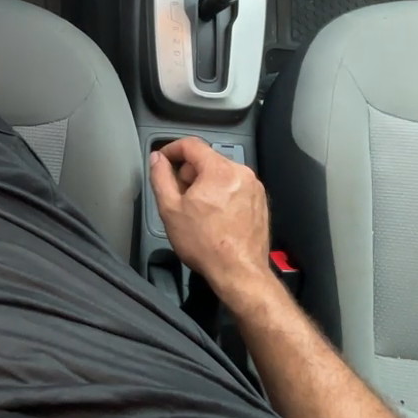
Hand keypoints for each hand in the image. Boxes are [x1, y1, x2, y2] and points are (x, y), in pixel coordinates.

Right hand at [150, 137, 271, 293]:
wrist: (239, 272)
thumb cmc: (206, 244)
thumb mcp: (170, 209)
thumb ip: (160, 177)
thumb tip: (157, 159)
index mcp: (219, 170)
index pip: (191, 144)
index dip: (171, 149)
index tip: (163, 160)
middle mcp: (240, 173)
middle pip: (206, 158)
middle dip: (188, 172)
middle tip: (179, 195)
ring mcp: (254, 187)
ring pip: (221, 173)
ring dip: (205, 183)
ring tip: (197, 210)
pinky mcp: (260, 201)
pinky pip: (235, 186)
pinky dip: (221, 193)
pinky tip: (214, 216)